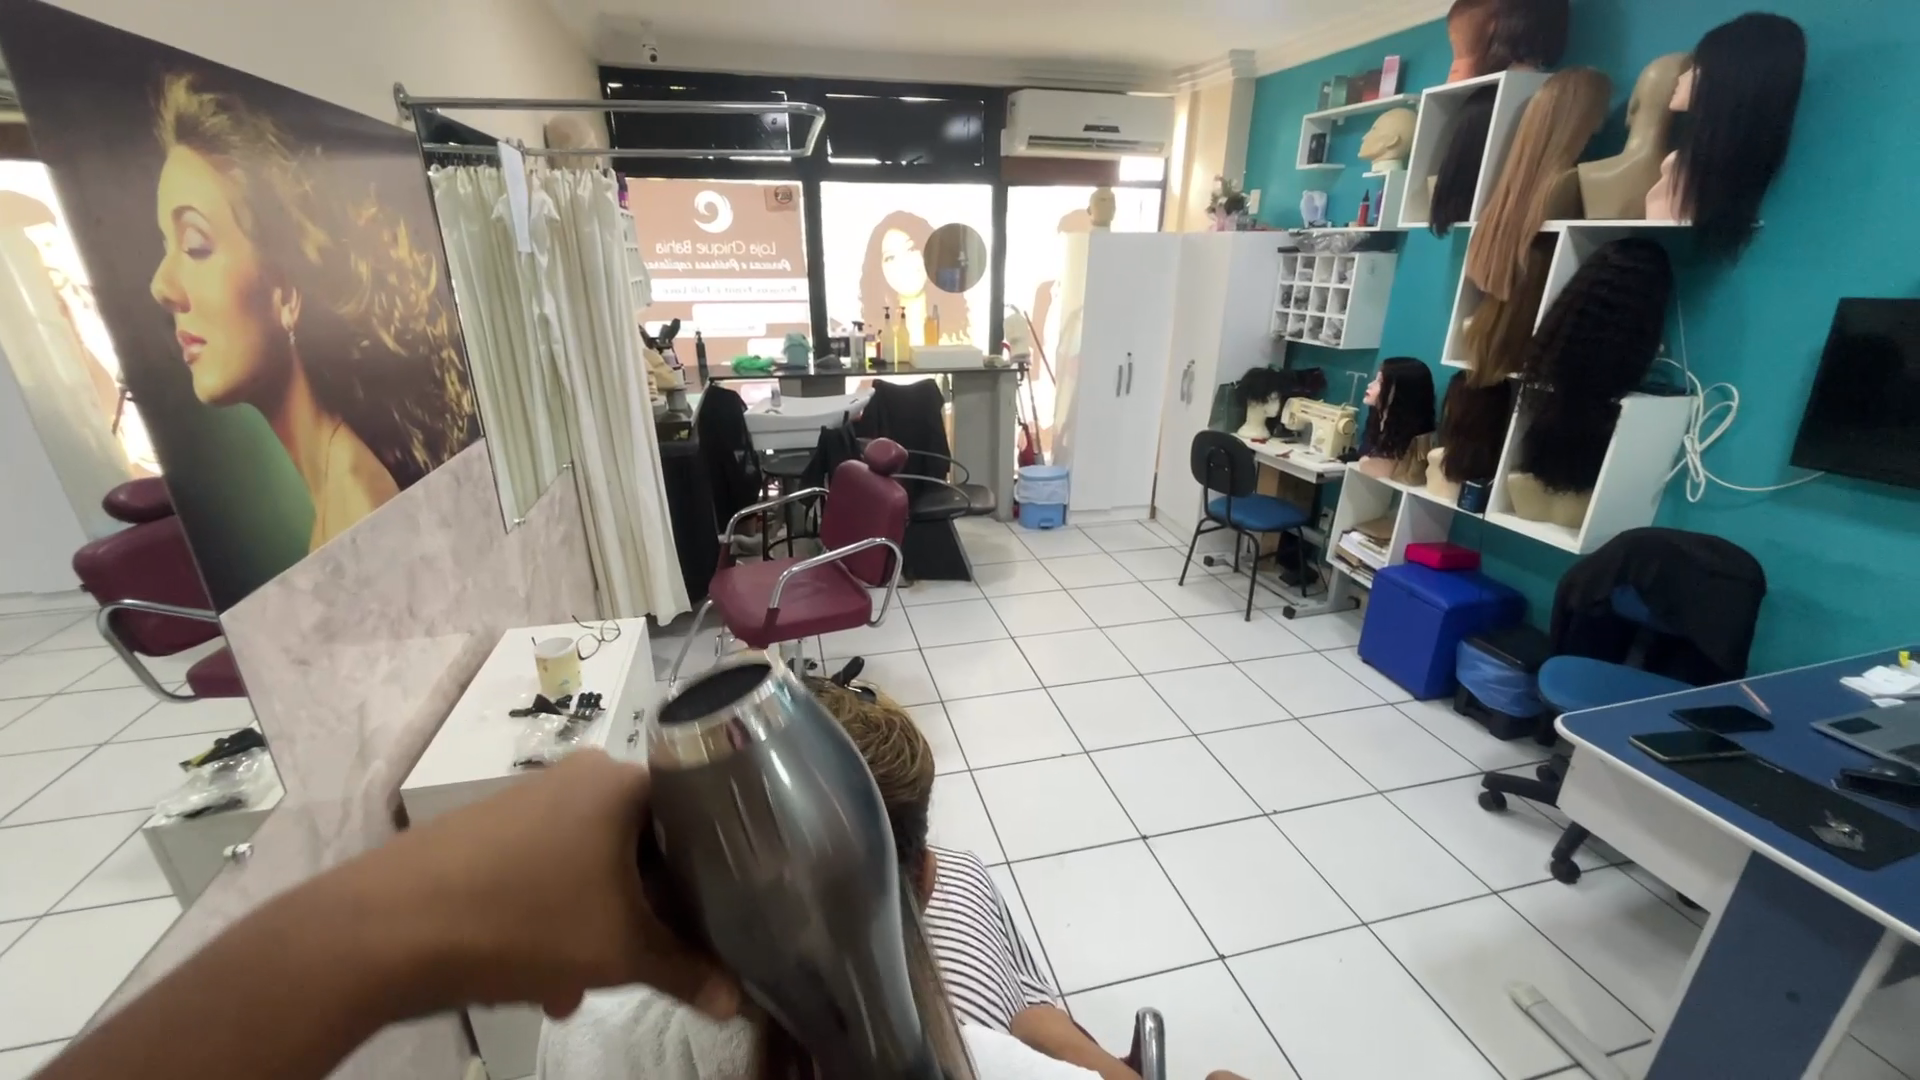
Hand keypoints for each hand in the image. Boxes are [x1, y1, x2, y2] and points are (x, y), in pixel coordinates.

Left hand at [332, 750, 738, 1020]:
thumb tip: (737, 1001)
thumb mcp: (618, 953)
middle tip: (639, 956)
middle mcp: (585, 773)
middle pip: (643, 841)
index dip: (709, 865)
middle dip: (643, 907)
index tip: (709, 909)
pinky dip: (554, 907)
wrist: (376, 932)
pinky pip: (548, 860)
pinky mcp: (490, 822)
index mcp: (625, 782)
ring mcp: (532, 794)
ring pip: (594, 857)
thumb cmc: (523, 921)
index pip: (697, 812)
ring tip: (574, 982)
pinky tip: (534, 970)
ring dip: (597, 916)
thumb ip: (684, 971)